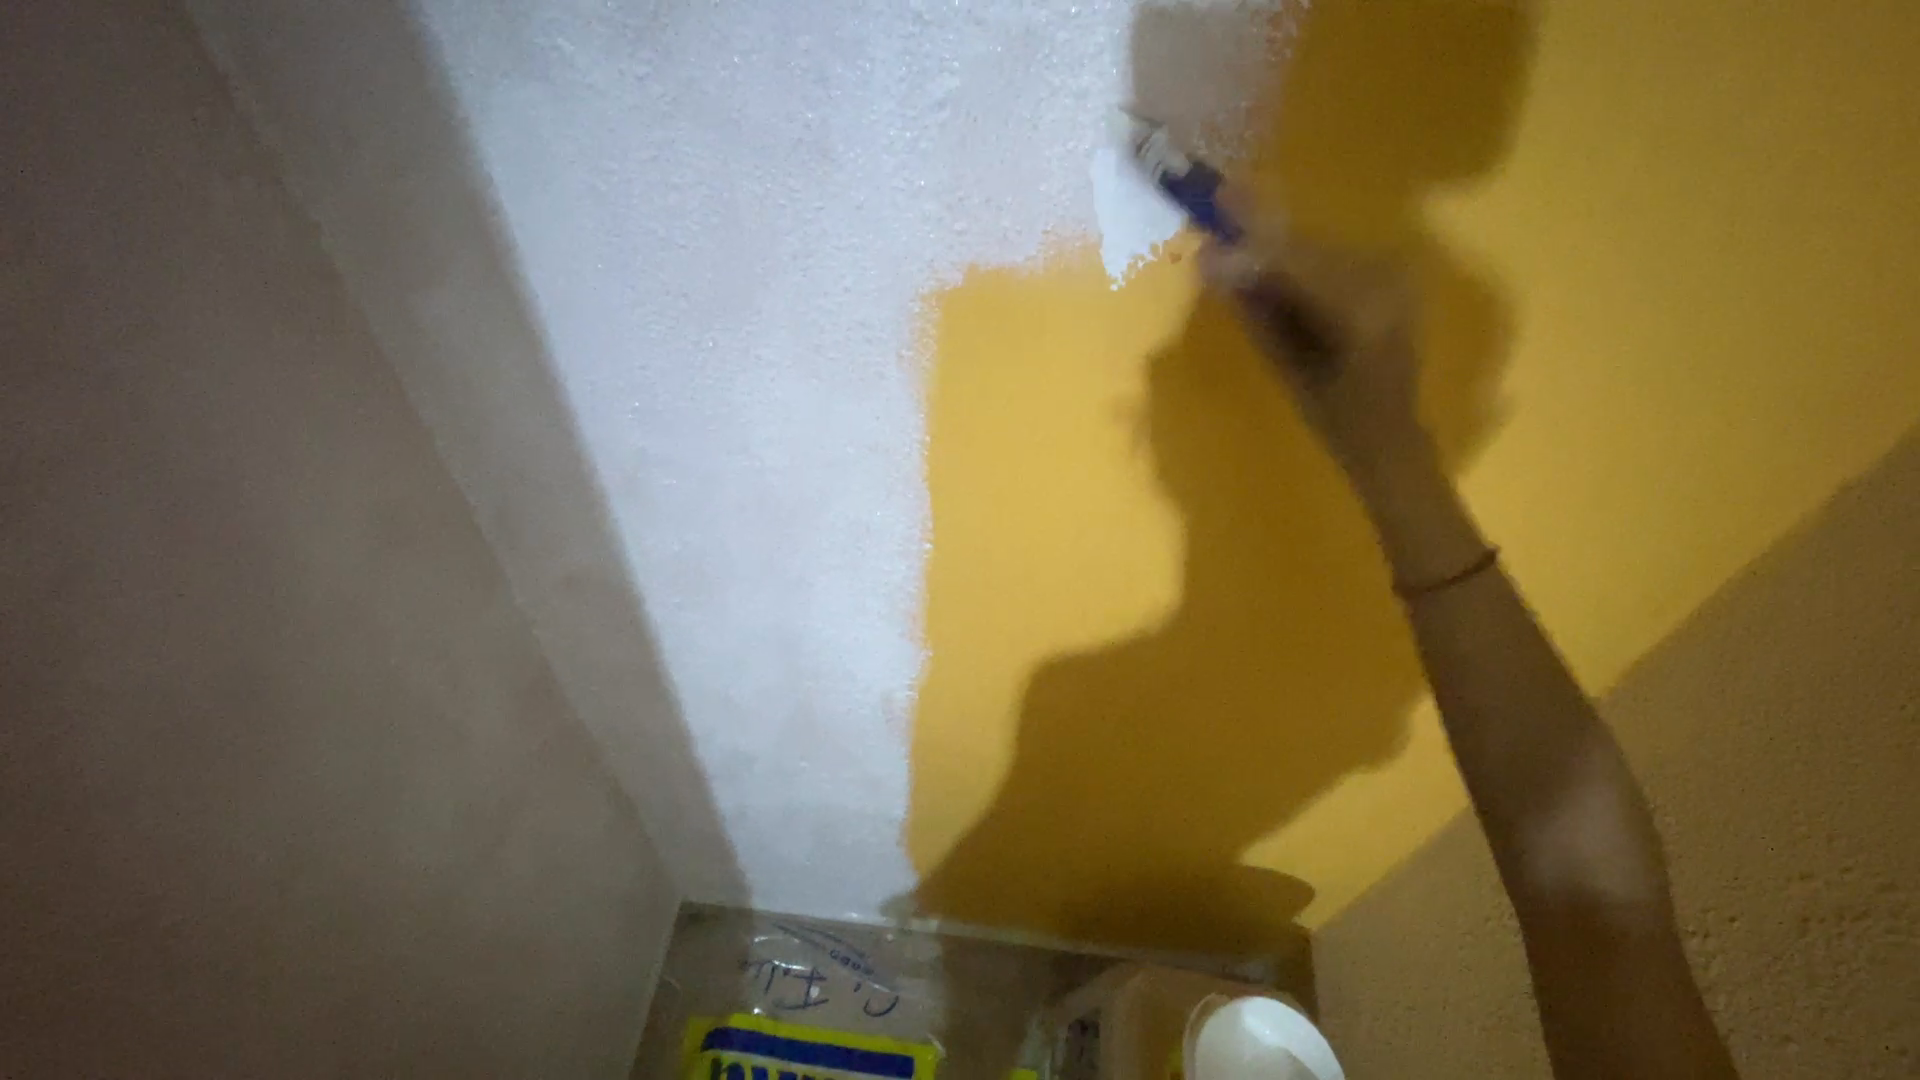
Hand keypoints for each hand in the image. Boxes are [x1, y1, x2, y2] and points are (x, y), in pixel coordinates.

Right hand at [1197, 223, 1433, 480]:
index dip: (1252, 240)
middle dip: (1263, 235)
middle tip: (1222, 204)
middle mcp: (1387, 279)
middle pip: (1310, 246)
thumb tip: (1211, 262)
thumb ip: (1254, 308)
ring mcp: (1396, 275)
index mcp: (1362, 309)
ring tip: (1239, 237)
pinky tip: (1276, 268)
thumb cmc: (1336, 416)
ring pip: (1321, 248)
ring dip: (1281, 247)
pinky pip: (1336, 259)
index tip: (1214, 217)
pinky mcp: (1394, 276)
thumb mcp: (1287, 366)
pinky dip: (1302, 262)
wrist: (1390, 436)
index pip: (1297, 260)